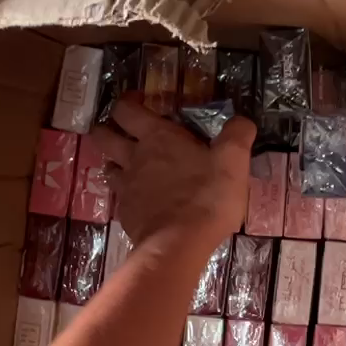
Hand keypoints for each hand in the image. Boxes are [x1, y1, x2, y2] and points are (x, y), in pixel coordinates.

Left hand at [86, 93, 255, 255]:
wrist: (181, 243)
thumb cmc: (207, 197)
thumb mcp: (233, 162)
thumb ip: (238, 136)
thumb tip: (242, 121)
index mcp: (158, 138)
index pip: (127, 110)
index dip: (128, 102)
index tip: (137, 102)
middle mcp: (135, 158)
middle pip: (103, 135)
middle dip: (109, 130)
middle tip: (124, 134)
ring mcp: (126, 187)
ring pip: (107, 166)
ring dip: (115, 162)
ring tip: (130, 167)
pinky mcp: (126, 214)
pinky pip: (119, 197)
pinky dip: (127, 195)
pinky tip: (143, 202)